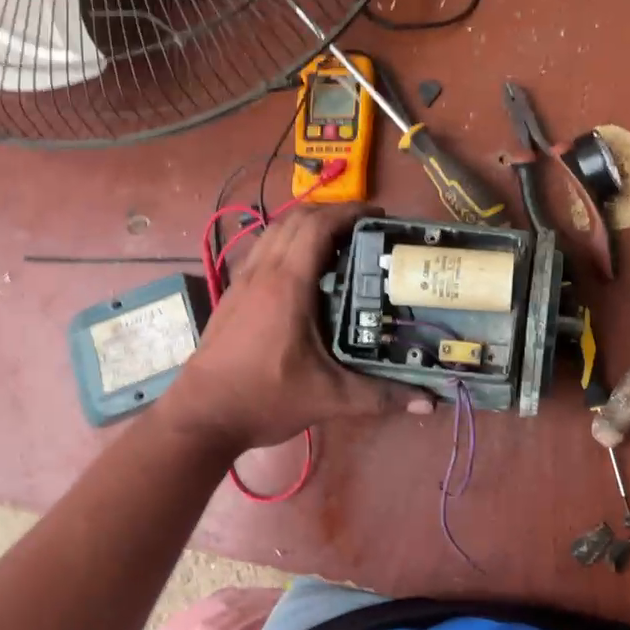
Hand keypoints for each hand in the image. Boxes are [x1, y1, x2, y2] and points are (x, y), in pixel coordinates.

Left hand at [162, 202, 433, 453]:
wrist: (200, 417)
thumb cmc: (263, 398)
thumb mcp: (329, 398)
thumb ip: (380, 395)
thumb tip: (430, 402)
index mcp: (287, 284)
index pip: (318, 226)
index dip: (350, 212)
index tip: (380, 216)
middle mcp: (263, 271)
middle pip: (297, 218)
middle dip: (333, 213)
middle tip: (366, 229)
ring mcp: (242, 280)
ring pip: (275, 229)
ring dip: (307, 223)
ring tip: (339, 241)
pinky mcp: (232, 293)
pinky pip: (262, 248)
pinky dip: (287, 241)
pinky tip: (303, 269)